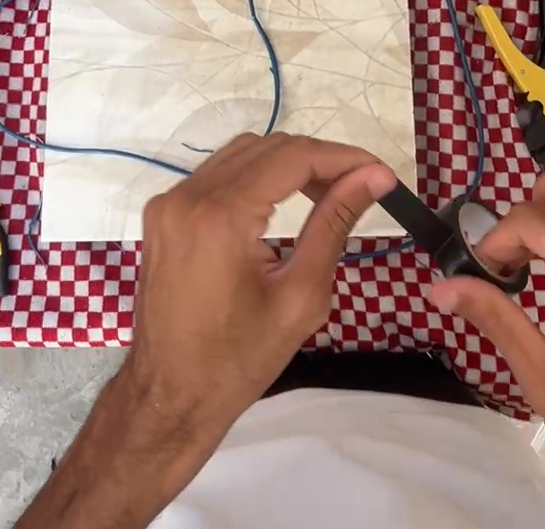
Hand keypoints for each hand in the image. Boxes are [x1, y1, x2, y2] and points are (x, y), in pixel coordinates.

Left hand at [125, 132, 397, 434]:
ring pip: (242, 153)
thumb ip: (335, 223)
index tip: (381, 171)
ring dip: (288, 164)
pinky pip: (218, 173)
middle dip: (318, 160)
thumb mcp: (300, 295)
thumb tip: (374, 177)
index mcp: (219, 216)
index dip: (342, 157)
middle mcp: (187, 195)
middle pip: (266, 148)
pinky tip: (283, 201)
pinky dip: (256, 177)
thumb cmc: (239, 360)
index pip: (291, 157)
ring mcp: (169, 201)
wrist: (169, 397)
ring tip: (328, 193)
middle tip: (359, 186)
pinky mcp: (164, 212)